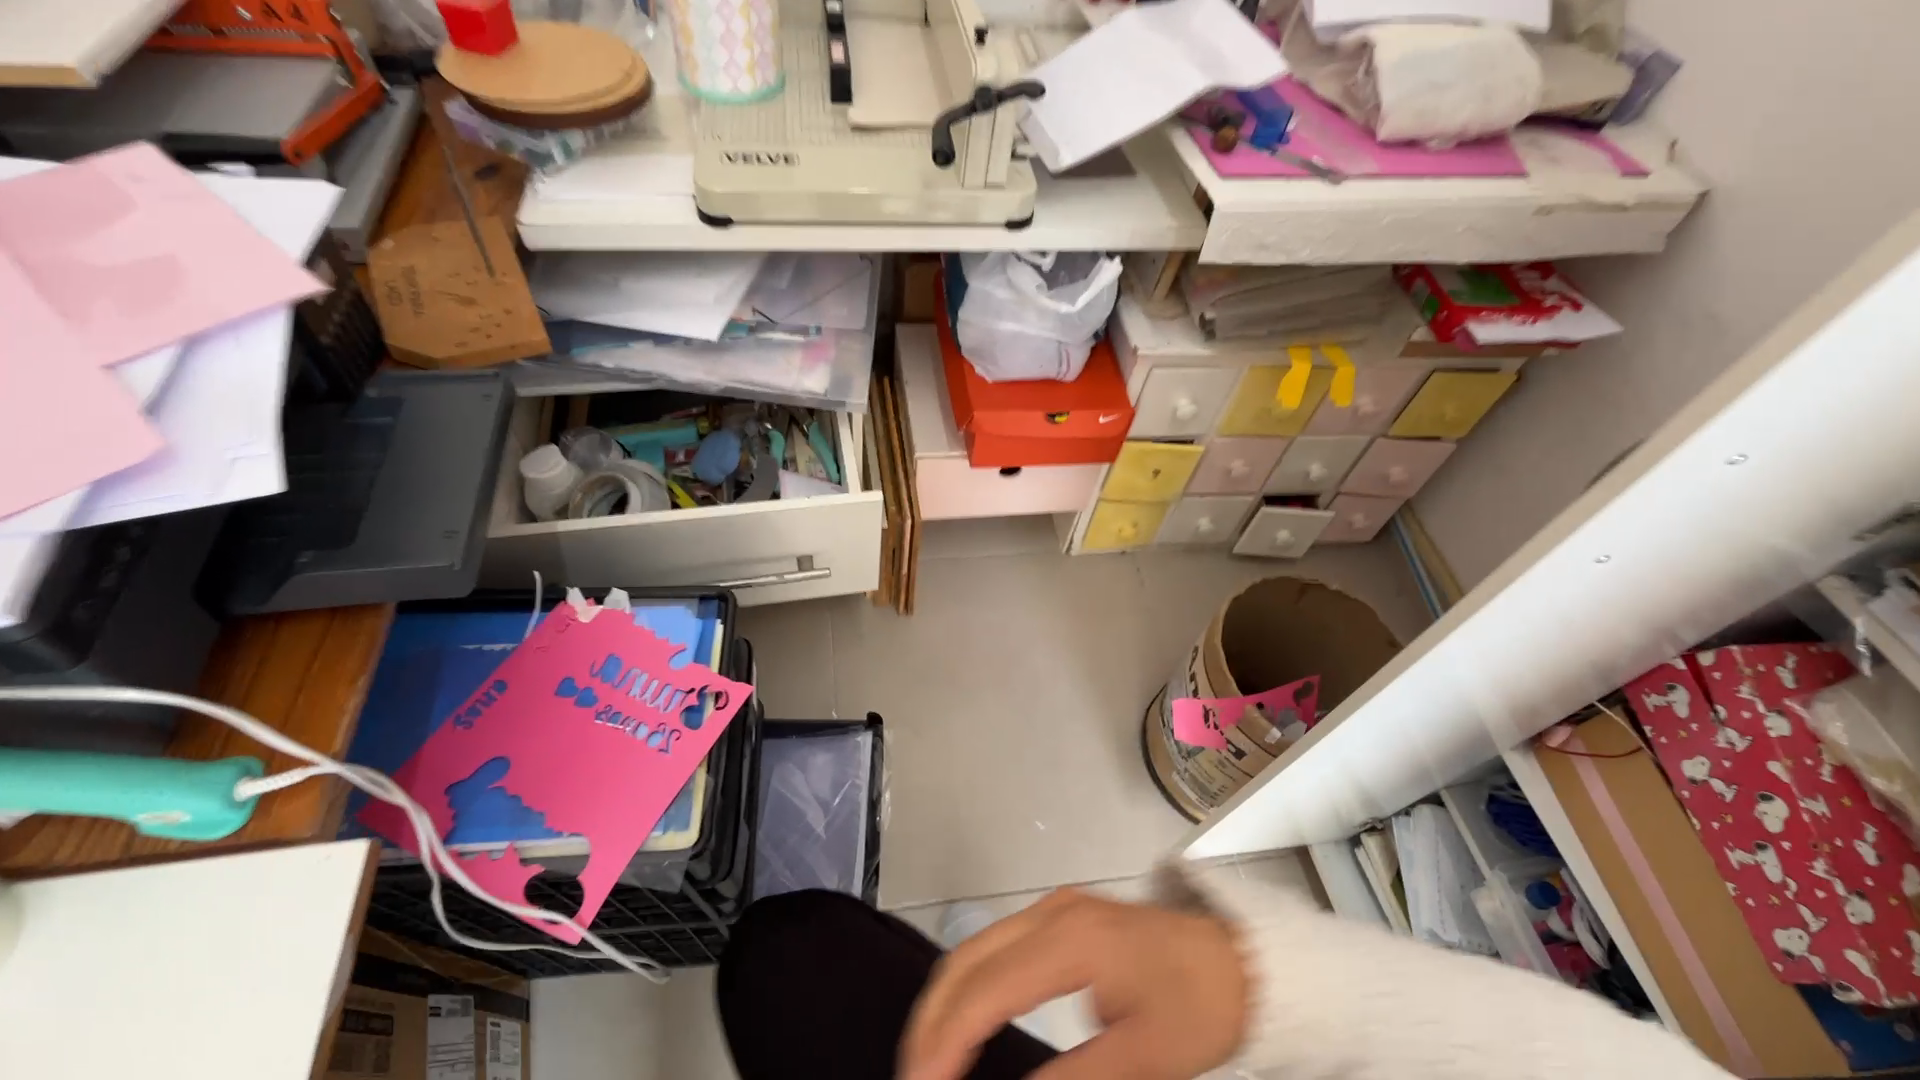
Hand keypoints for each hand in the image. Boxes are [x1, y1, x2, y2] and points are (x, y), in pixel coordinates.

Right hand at [898, 887, 1249, 1079]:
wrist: (1245, 961)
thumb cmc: (1201, 1006)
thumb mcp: (1143, 1058)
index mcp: (1070, 942)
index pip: (985, 990)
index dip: (945, 1041)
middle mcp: (1051, 914)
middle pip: (965, 959)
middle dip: (930, 1020)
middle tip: (914, 1075)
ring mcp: (1053, 909)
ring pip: (972, 948)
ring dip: (943, 1000)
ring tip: (928, 1056)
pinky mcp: (1059, 916)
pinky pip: (993, 945)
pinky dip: (967, 983)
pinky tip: (961, 1018)